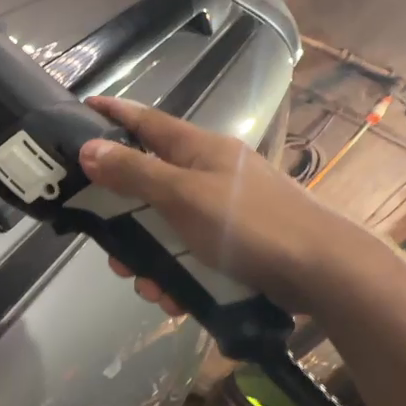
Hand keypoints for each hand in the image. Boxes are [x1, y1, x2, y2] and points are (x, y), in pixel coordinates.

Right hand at [79, 96, 379, 314]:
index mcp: (199, 151)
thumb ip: (134, 172)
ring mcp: (217, 212)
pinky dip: (171, 278)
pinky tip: (173, 296)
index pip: (146, 123)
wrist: (324, 271)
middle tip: (102, 242)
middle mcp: (206, 176)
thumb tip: (87, 147)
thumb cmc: (252, 224)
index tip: (81, 108)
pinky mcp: (226, 246)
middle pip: (143, 187)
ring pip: (158, 230)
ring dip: (144, 260)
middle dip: (117, 219)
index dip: (113, 114)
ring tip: (146, 284)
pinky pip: (182, 258)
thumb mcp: (184, 195)